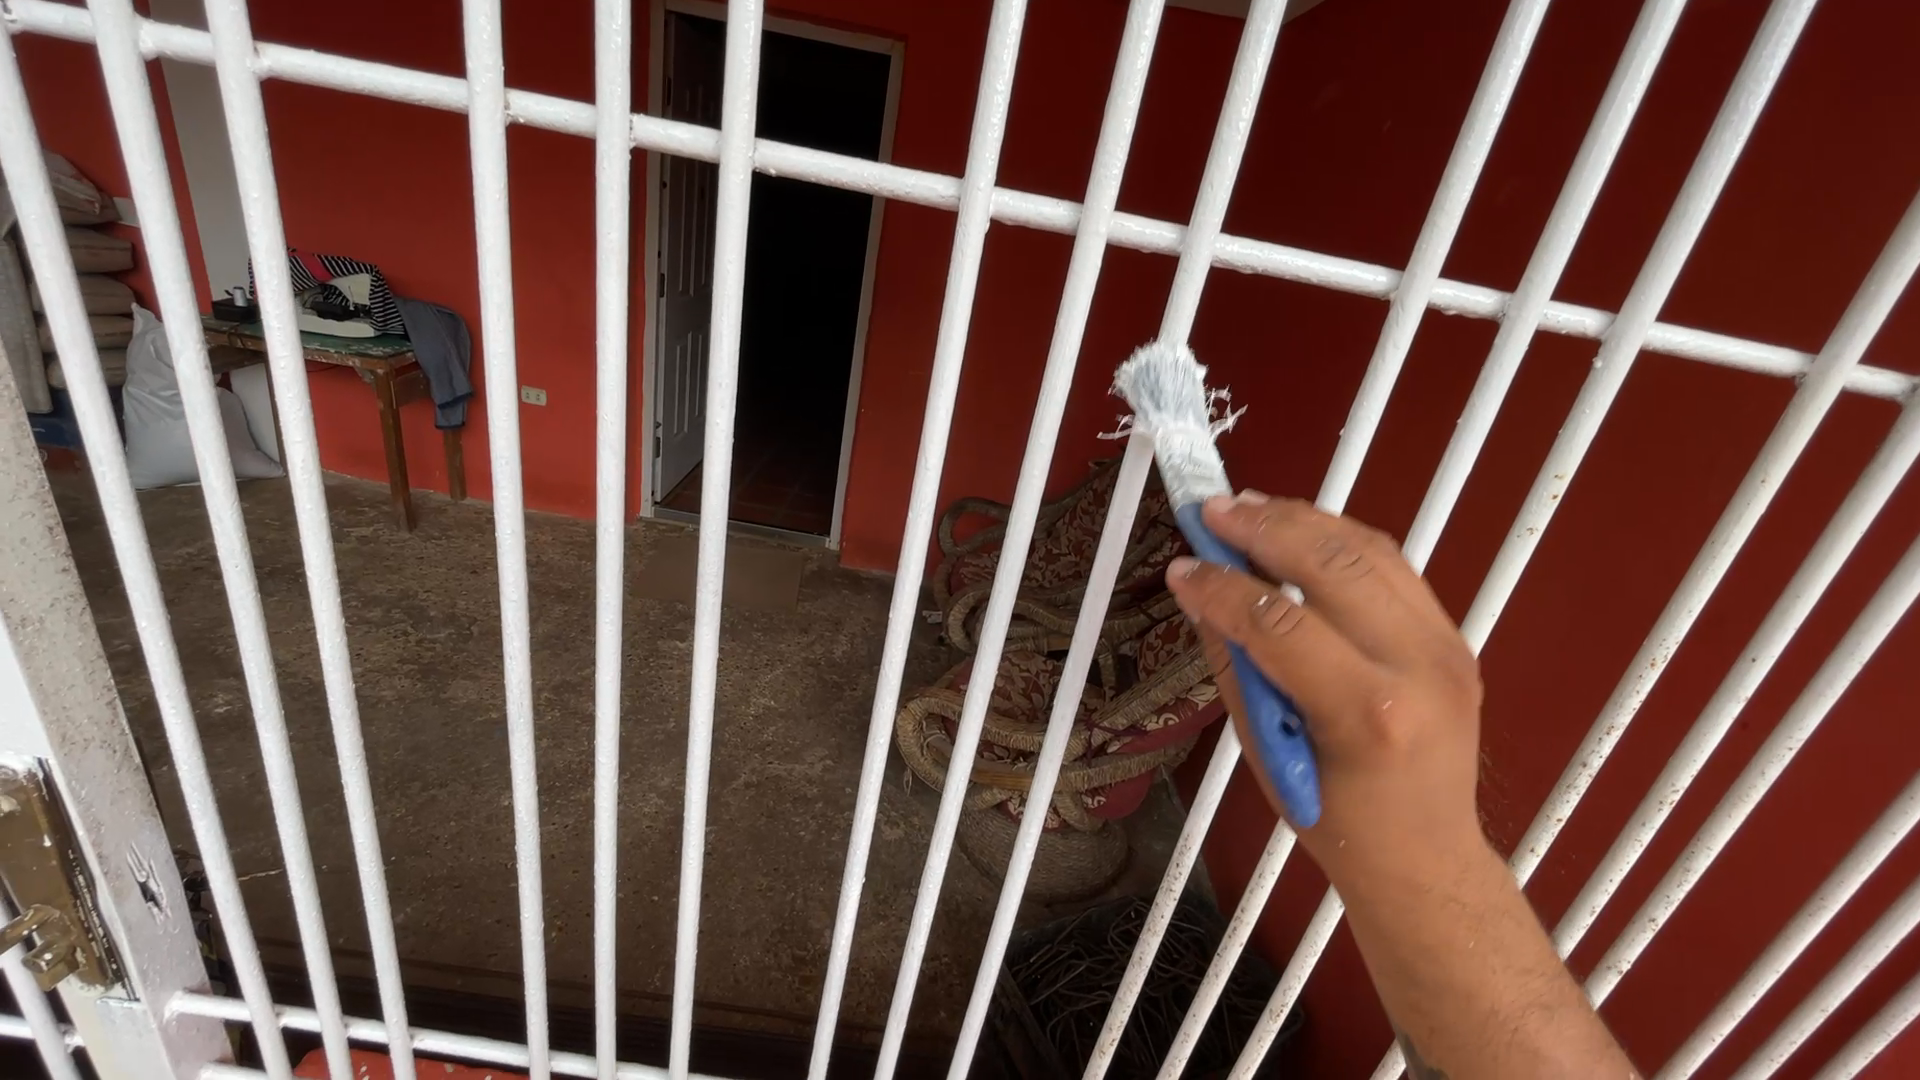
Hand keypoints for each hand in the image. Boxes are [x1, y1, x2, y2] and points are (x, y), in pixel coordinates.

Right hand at [1165, 492, 1490, 894]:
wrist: (1424, 853)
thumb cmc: (1331, 817)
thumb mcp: (1263, 748)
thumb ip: (1235, 662)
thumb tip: (1201, 594)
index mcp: (1367, 712)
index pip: (1278, 623)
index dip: (1221, 587)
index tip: (1180, 567)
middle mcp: (1417, 665)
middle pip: (1331, 567)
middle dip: (1263, 528)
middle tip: (1212, 509)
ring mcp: (1445, 644)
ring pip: (1367, 551)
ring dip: (1301, 520)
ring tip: (1249, 505)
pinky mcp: (1452, 633)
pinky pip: (1389, 566)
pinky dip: (1336, 538)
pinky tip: (1297, 529)